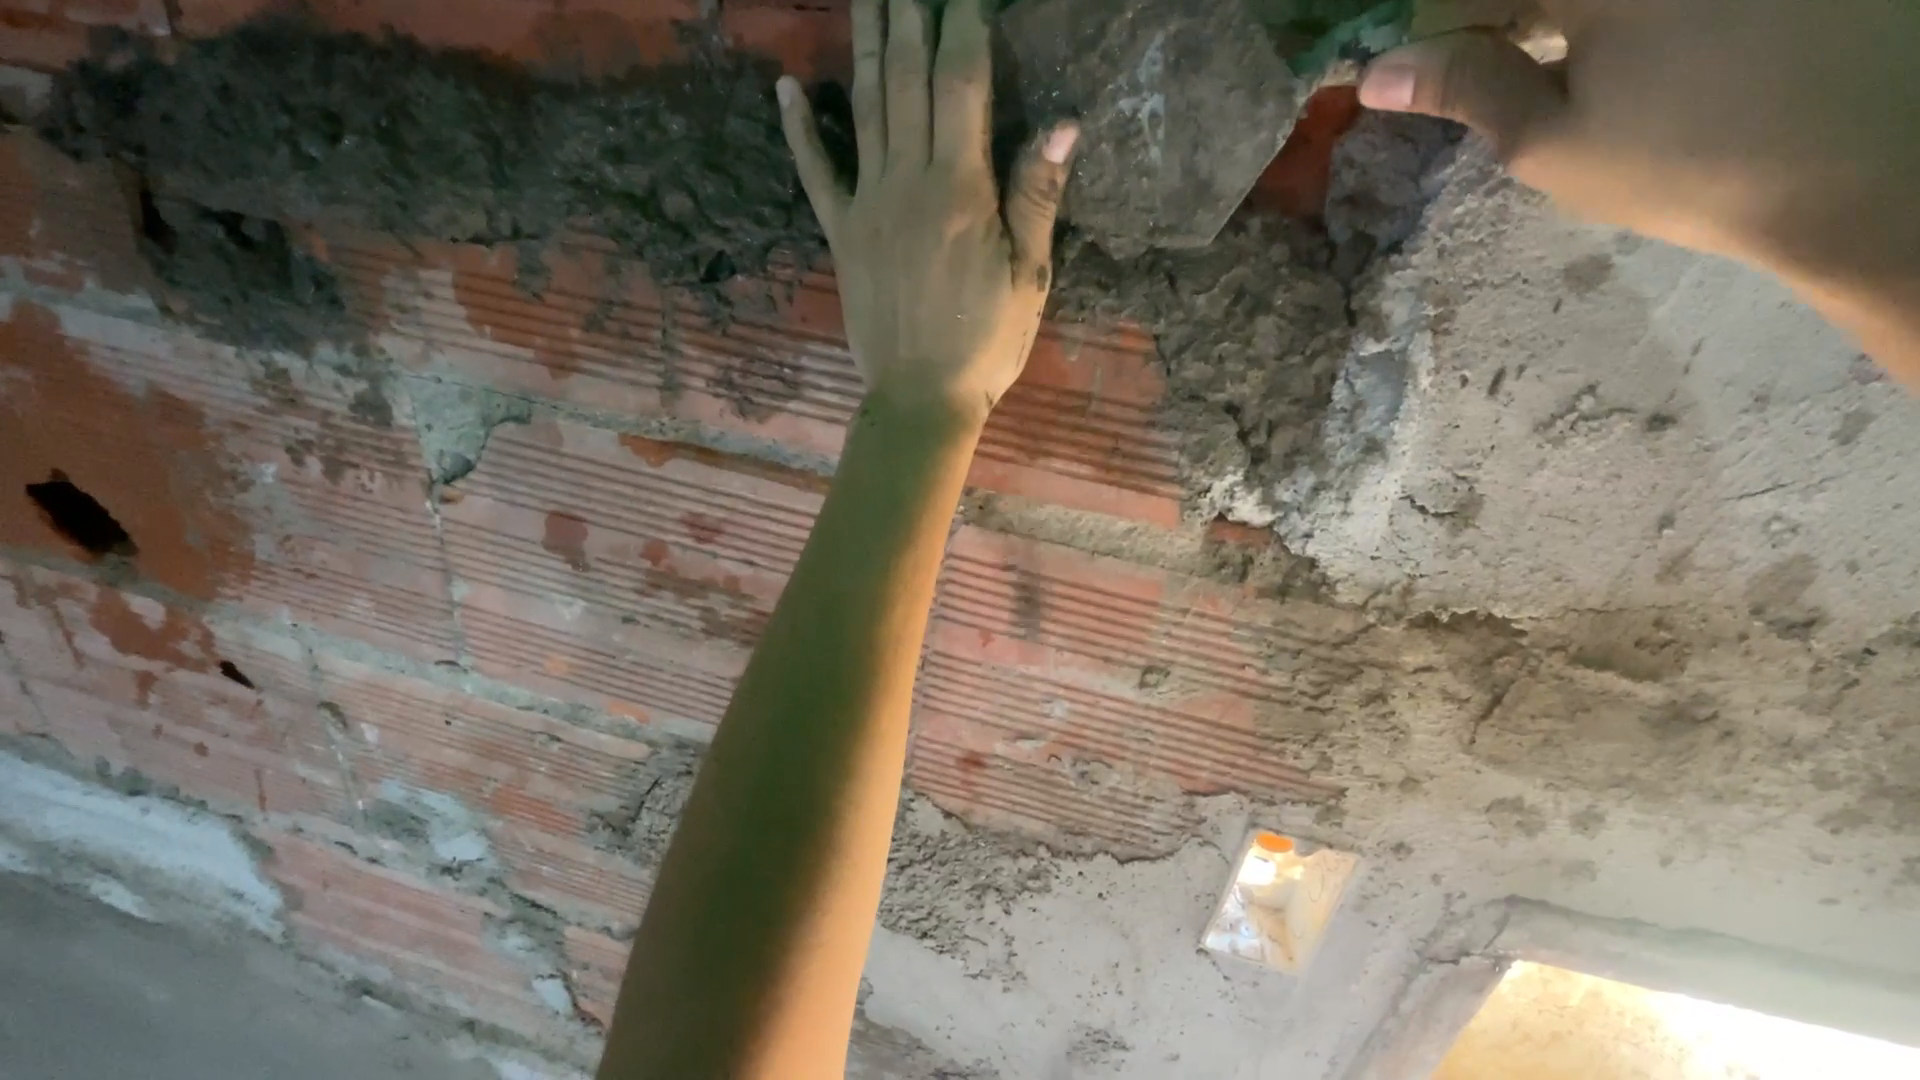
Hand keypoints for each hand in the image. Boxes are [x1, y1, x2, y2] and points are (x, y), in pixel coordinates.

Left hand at [776, 0, 1078, 424]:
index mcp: (962, 189)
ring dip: (864, 42)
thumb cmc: (986, 343)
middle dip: (908, 12)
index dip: (963, 22)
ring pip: (864, 106)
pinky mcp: (841, 233)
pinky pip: (815, 172)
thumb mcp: (1029, 277)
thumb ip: (1038, 198)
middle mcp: (908, 181)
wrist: (921, 398)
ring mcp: (867, 204)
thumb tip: (1064, 124)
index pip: (962, 80)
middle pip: (906, 77)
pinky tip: (787, 87)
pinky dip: (800, 129)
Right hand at [1359, 1, 1919, 284]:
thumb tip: (1377, 71)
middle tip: (1479, 61)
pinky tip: (1609, 41)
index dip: (1436, 29)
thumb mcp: (1548, 137)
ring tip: (1541, 55)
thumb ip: (1463, 87)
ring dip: (1544, 18)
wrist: (1856, 159)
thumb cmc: (1677, 160)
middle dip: (1491, 20)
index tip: (1422, 71)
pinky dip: (1604, 16)